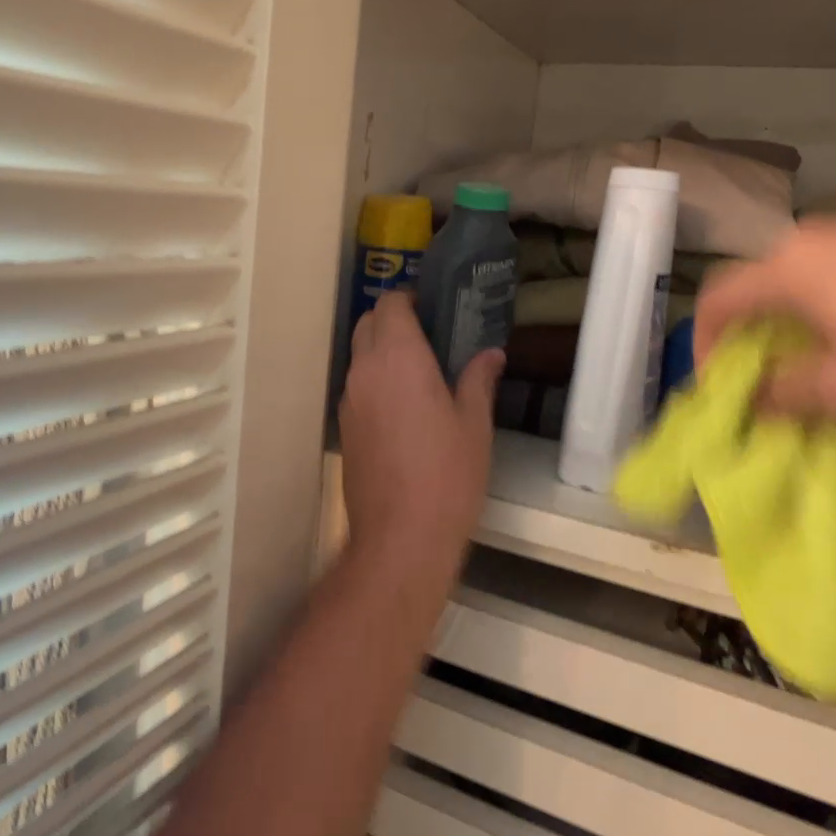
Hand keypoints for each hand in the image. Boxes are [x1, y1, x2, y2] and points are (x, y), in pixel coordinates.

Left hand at [338, 292, 503, 566]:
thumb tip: (491, 354)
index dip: (411, 299)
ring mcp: (349, 400)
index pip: (391, 303)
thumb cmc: (447, 475)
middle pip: (368, 323)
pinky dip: (376, 380)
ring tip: (423, 371)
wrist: (401, 537)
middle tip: (432, 337)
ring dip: (383, 351)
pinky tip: (406, 406)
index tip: (437, 310)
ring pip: (359, 355)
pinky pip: (357, 386)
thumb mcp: (475, 424)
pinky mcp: (345, 428)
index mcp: (398, 357)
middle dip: (394, 320)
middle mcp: (364, 370)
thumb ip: (478, 380)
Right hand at [695, 212, 835, 451]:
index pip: (720, 297)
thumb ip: (780, 391)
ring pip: (821, 282)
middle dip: (758, 338)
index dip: (703, 346)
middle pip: (770, 284)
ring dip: (806, 329)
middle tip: (769, 389)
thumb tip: (751, 394)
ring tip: (825, 379)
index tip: (719, 393)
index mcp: (800, 262)